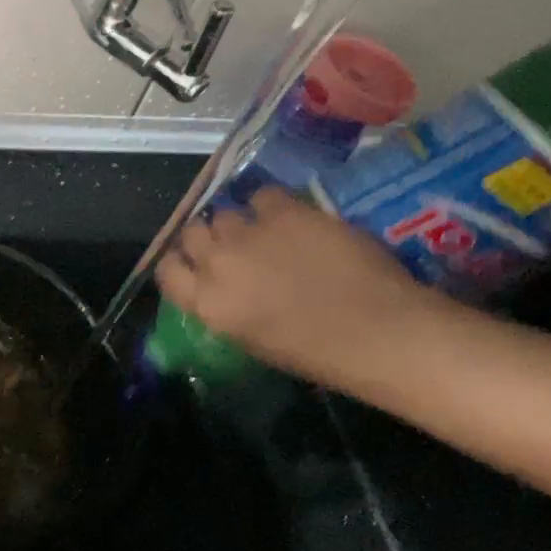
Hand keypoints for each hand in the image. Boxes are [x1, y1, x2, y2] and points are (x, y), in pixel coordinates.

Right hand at [155, 188, 446, 383]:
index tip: (198, 265)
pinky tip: (292, 221)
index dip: (181, 263)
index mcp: (207, 304)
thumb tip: (219, 284)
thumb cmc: (322, 354)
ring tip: (266, 234)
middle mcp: (217, 265)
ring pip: (223, 213)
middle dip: (209, 239)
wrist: (384, 334)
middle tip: (236, 249)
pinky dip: (272, 206)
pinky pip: (262, 196)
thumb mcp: (252, 339)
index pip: (166, 270)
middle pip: (191, 233)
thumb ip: (224, 305)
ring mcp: (249, 234)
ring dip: (240, 223)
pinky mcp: (284, 212)